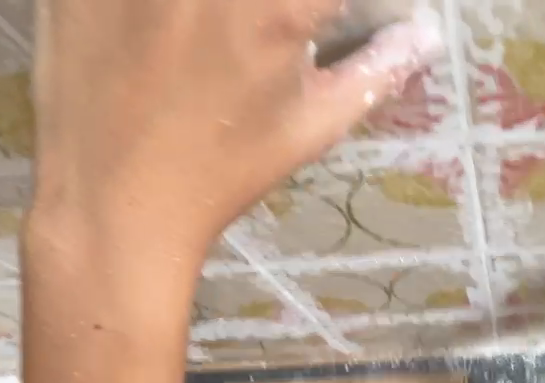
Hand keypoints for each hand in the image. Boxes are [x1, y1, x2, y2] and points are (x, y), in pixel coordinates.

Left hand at [29, 0, 442, 256]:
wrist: (119, 201)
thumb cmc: (225, 174)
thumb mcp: (308, 131)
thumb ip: (372, 75)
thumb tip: (426, 37)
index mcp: (279, 8)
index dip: (327, 9)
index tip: (319, 26)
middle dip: (273, 14)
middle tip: (263, 42)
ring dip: (218, 15)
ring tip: (206, 43)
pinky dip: (155, 10)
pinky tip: (167, 34)